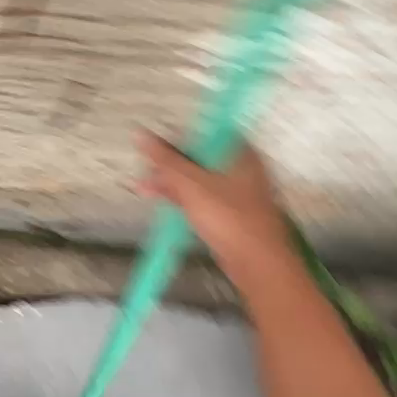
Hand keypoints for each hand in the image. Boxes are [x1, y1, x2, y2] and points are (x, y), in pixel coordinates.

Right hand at [135, 131, 300, 295]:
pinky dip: (180, 197)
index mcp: (238, 154)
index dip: (179, 137)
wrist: (257, 263)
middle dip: (169, 164)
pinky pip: (200, 197)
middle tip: (145, 170)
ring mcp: (235, 191)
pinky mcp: (229, 212)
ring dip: (171, 182)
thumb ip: (165, 159)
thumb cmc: (227, 216)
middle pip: (198, 157)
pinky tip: (159, 201)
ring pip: (197, 178)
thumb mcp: (190, 184)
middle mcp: (239, 168)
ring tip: (143, 189)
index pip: (205, 133)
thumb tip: (139, 133)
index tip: (155, 146)